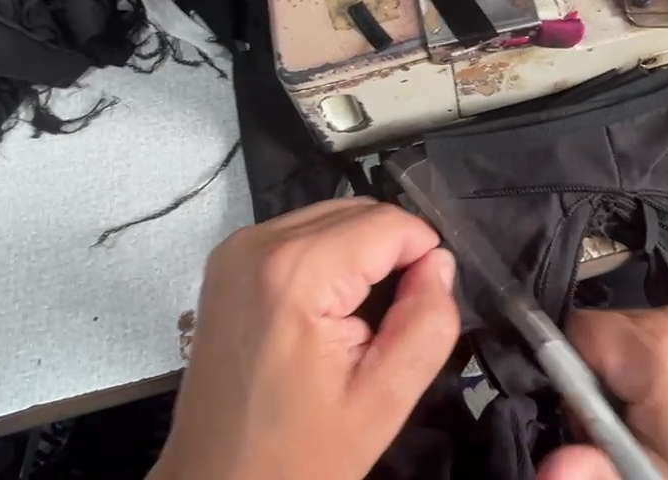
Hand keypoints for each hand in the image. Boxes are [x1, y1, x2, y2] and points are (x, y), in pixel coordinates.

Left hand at [150, 198, 460, 479]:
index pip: (388, 223)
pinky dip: (328, 255)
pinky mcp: (229, 258)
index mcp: (295, 271)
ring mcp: (238, 246)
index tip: (421, 306)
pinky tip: (324, 309)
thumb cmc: (296, 456)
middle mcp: (260, 241)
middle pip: (359, 212)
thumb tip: (439, 262)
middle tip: (389, 321)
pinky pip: (302, 230)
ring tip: (356, 320)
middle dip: (390, 254)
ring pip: (333, 216)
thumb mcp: (382, 403)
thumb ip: (427, 324)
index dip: (421, 256)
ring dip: (360, 253)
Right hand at [537, 309, 667, 479]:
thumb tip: (548, 468)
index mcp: (656, 347)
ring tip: (639, 438)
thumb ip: (598, 473)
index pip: (571, 333)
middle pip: (590, 338)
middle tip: (615, 444)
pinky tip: (655, 424)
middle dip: (587, 389)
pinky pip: (638, 347)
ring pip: (612, 344)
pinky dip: (633, 381)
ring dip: (610, 388)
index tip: (582, 428)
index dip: (563, 382)